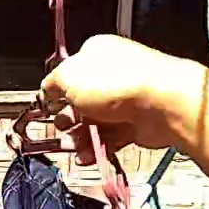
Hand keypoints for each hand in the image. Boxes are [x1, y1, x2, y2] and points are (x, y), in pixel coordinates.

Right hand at [40, 35, 208, 153]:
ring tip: (73, 146)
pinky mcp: (137, 123)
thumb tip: (45, 91)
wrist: (162, 104)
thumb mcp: (66, 77)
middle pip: (80, 101)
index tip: (47, 106)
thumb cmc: (119, 82)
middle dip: (68, 118)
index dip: (56, 91)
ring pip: (94, 122)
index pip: (69, 73)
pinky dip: (97, 147)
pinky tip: (87, 155)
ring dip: (80, 137)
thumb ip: (50, 85)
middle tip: (62, 126)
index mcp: (96, 54)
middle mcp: (113, 74)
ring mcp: (126, 99)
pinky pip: (111, 137)